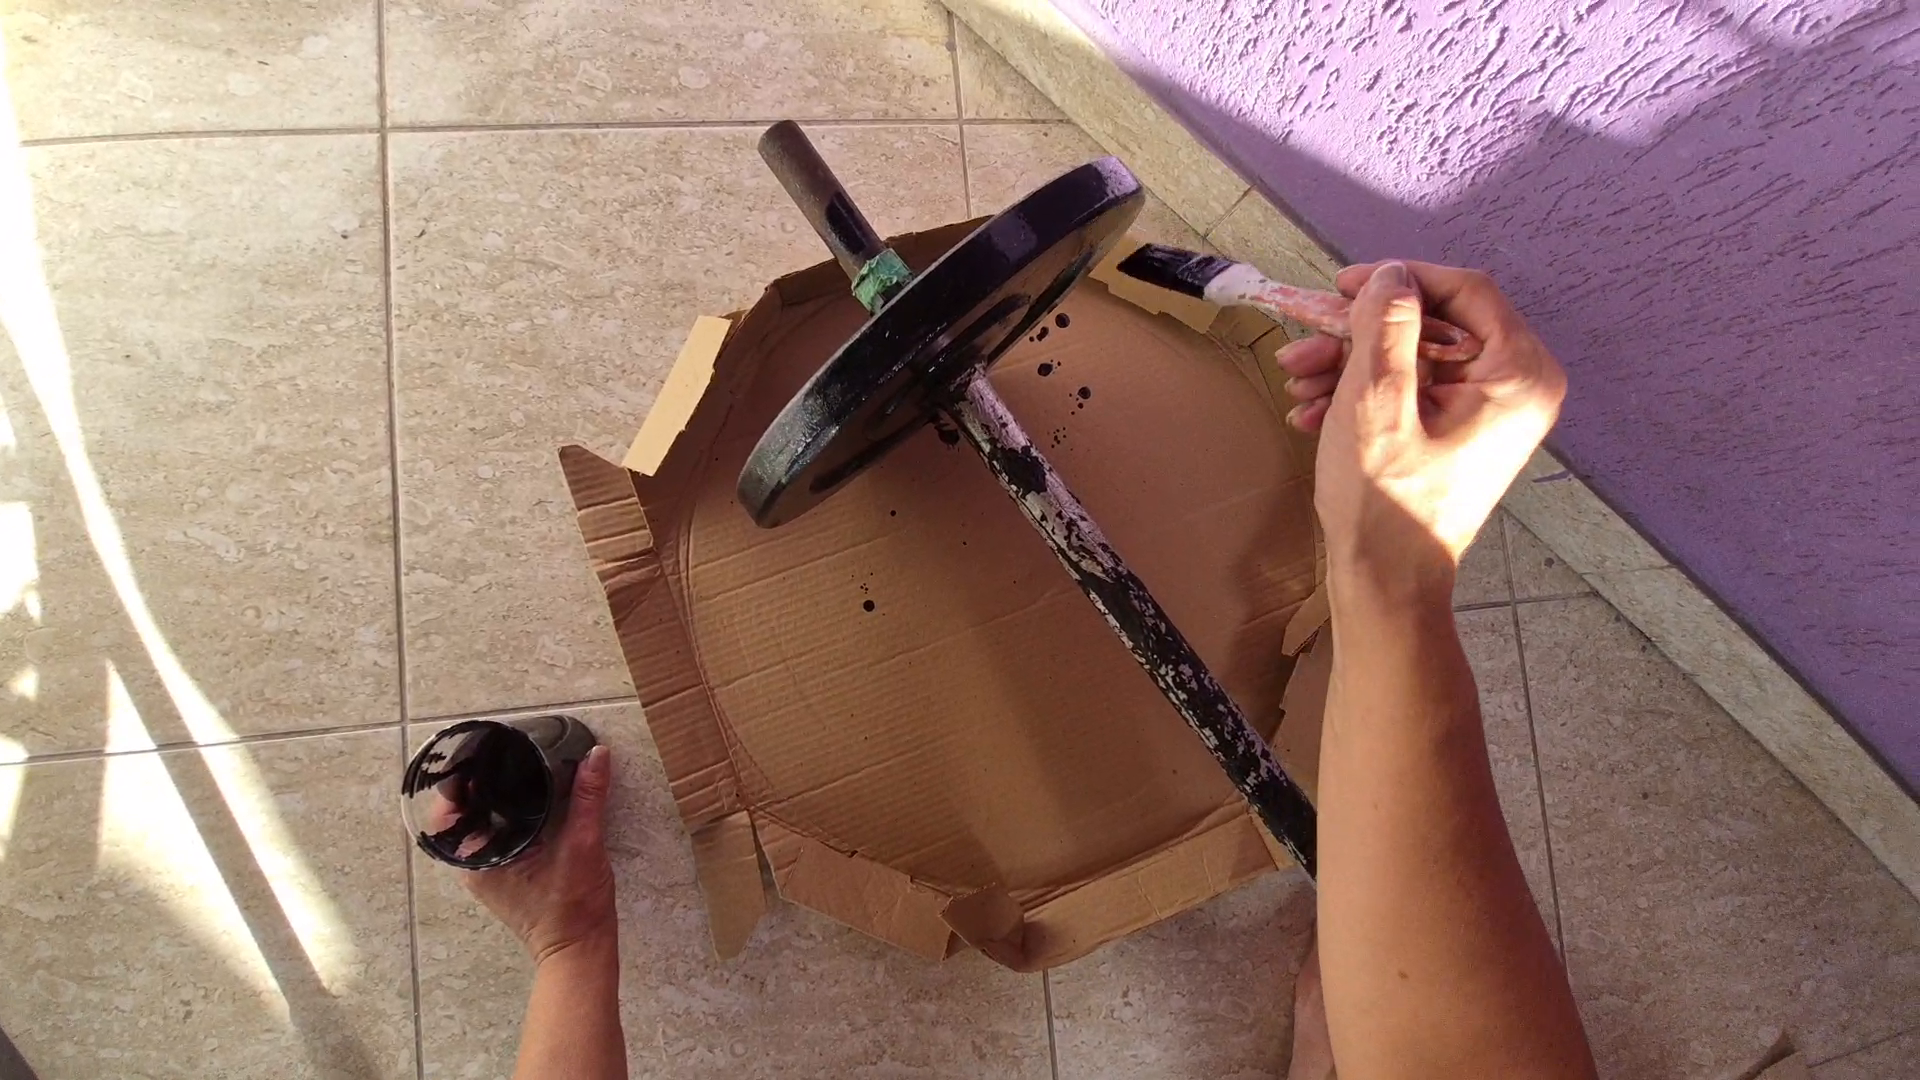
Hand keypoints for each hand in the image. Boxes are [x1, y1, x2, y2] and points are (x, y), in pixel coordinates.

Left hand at [461, 744, 618, 963]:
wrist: (582, 948)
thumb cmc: (571, 905)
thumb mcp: (583, 844)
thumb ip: (589, 798)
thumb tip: (598, 753)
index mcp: (479, 860)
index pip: (449, 814)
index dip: (458, 782)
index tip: (478, 752)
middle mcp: (478, 863)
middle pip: (468, 814)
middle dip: (482, 781)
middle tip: (504, 748)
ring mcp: (495, 868)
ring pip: (487, 822)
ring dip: (499, 795)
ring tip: (520, 761)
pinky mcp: (515, 869)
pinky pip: (505, 830)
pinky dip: (515, 810)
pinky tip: (537, 793)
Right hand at [1278, 261, 1564, 586]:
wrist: (1385, 582)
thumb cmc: (1383, 499)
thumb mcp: (1376, 406)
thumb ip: (1385, 330)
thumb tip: (1388, 276)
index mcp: (1516, 374)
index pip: (1464, 292)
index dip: (1399, 280)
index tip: (1340, 286)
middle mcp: (1511, 388)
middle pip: (1428, 331)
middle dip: (1356, 339)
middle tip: (1299, 352)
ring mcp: (1481, 416)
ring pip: (1409, 364)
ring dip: (1346, 370)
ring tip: (1295, 388)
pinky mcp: (1452, 438)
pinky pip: (1406, 398)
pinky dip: (1356, 400)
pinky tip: (1311, 415)